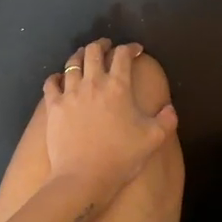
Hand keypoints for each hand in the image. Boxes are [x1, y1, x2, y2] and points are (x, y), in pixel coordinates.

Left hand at [43, 39, 177, 193]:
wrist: (84, 177)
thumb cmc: (121, 157)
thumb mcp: (153, 139)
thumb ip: (166, 120)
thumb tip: (170, 108)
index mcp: (118, 87)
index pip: (123, 56)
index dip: (130, 48)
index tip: (135, 50)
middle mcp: (93, 83)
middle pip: (94, 52)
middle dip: (102, 44)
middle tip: (106, 46)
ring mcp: (70, 93)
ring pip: (71, 63)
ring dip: (79, 56)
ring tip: (83, 56)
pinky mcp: (53, 106)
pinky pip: (51, 83)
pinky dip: (56, 78)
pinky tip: (58, 80)